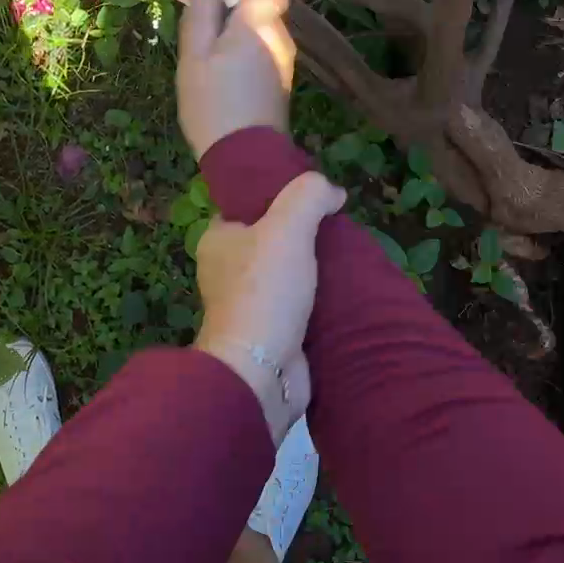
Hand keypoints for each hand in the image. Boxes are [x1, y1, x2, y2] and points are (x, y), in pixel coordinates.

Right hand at [176, 0, 294, 158]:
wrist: (245, 158)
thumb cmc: (213, 103)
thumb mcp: (194, 56)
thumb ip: (202, 13)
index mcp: (257, 25)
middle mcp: (278, 37)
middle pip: (262, 6)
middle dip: (236, 8)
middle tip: (204, 29)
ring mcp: (284, 60)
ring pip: (262, 29)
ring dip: (240, 33)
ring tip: (210, 58)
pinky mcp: (281, 81)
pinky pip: (264, 51)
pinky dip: (246, 52)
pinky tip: (225, 75)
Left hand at [192, 171, 345, 443]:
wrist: (260, 371)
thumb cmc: (264, 290)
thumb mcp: (286, 227)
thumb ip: (309, 196)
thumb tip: (333, 191)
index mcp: (217, 240)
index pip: (245, 207)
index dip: (275, 198)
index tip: (310, 197)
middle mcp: (225, 271)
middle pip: (270, 241)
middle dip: (301, 237)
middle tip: (336, 230)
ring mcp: (247, 306)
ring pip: (286, 276)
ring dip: (313, 272)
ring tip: (346, 260)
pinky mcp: (271, 334)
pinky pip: (298, 308)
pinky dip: (318, 303)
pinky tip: (344, 295)